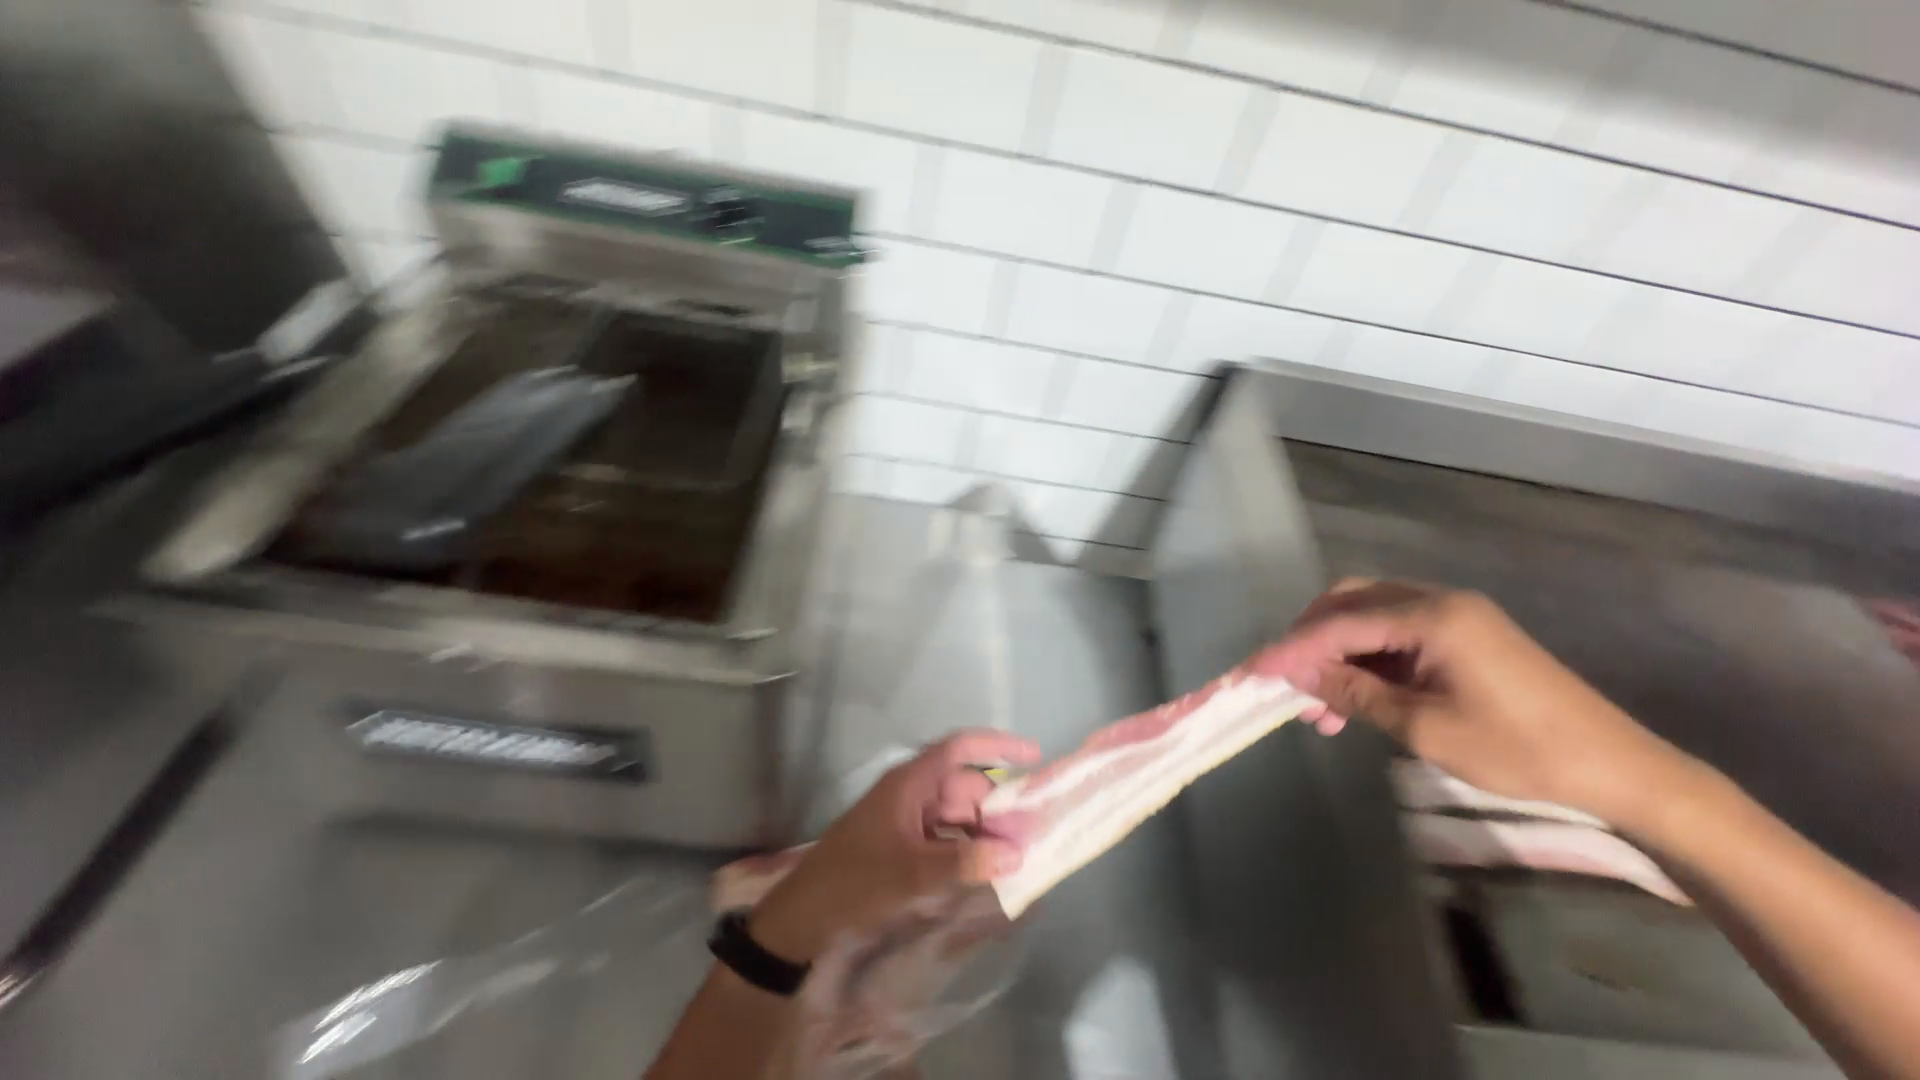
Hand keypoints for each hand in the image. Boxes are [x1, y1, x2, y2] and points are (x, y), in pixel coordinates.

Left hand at [750, 730, 1040, 963]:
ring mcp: (906, 820)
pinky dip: (967, 850)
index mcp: (909, 783)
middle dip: (999, 807)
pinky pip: (945, 838)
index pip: (959, 749)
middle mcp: (911, 794)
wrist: (804, 918)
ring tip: (1019, 856)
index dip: (997, 746)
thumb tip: (1016, 854)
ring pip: (957, 816)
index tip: (1035, 755)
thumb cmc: (856, 882)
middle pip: (964, 787)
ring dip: (985, 833)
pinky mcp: (902, 846)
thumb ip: (966, 862)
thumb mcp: (913, 873)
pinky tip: (987, 870)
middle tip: (1034, 835)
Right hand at [1255, 579, 1701, 822]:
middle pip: (1352, 603)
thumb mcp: (1425, 728)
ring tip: (1318, 707)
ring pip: (1372, 619)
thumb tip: (1299, 676)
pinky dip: (1368, 661)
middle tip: (1285, 683)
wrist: (1616, 767)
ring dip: (1337, 655)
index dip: (1291, 649)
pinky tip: (1355, 699)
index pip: (1340, 624)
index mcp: (1433, 616)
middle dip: (1310, 640)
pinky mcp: (1466, 637)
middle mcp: (1440, 601)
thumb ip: (1356, 694)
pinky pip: (1398, 635)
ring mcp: (1456, 616)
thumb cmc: (1519, 750)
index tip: (1251, 672)